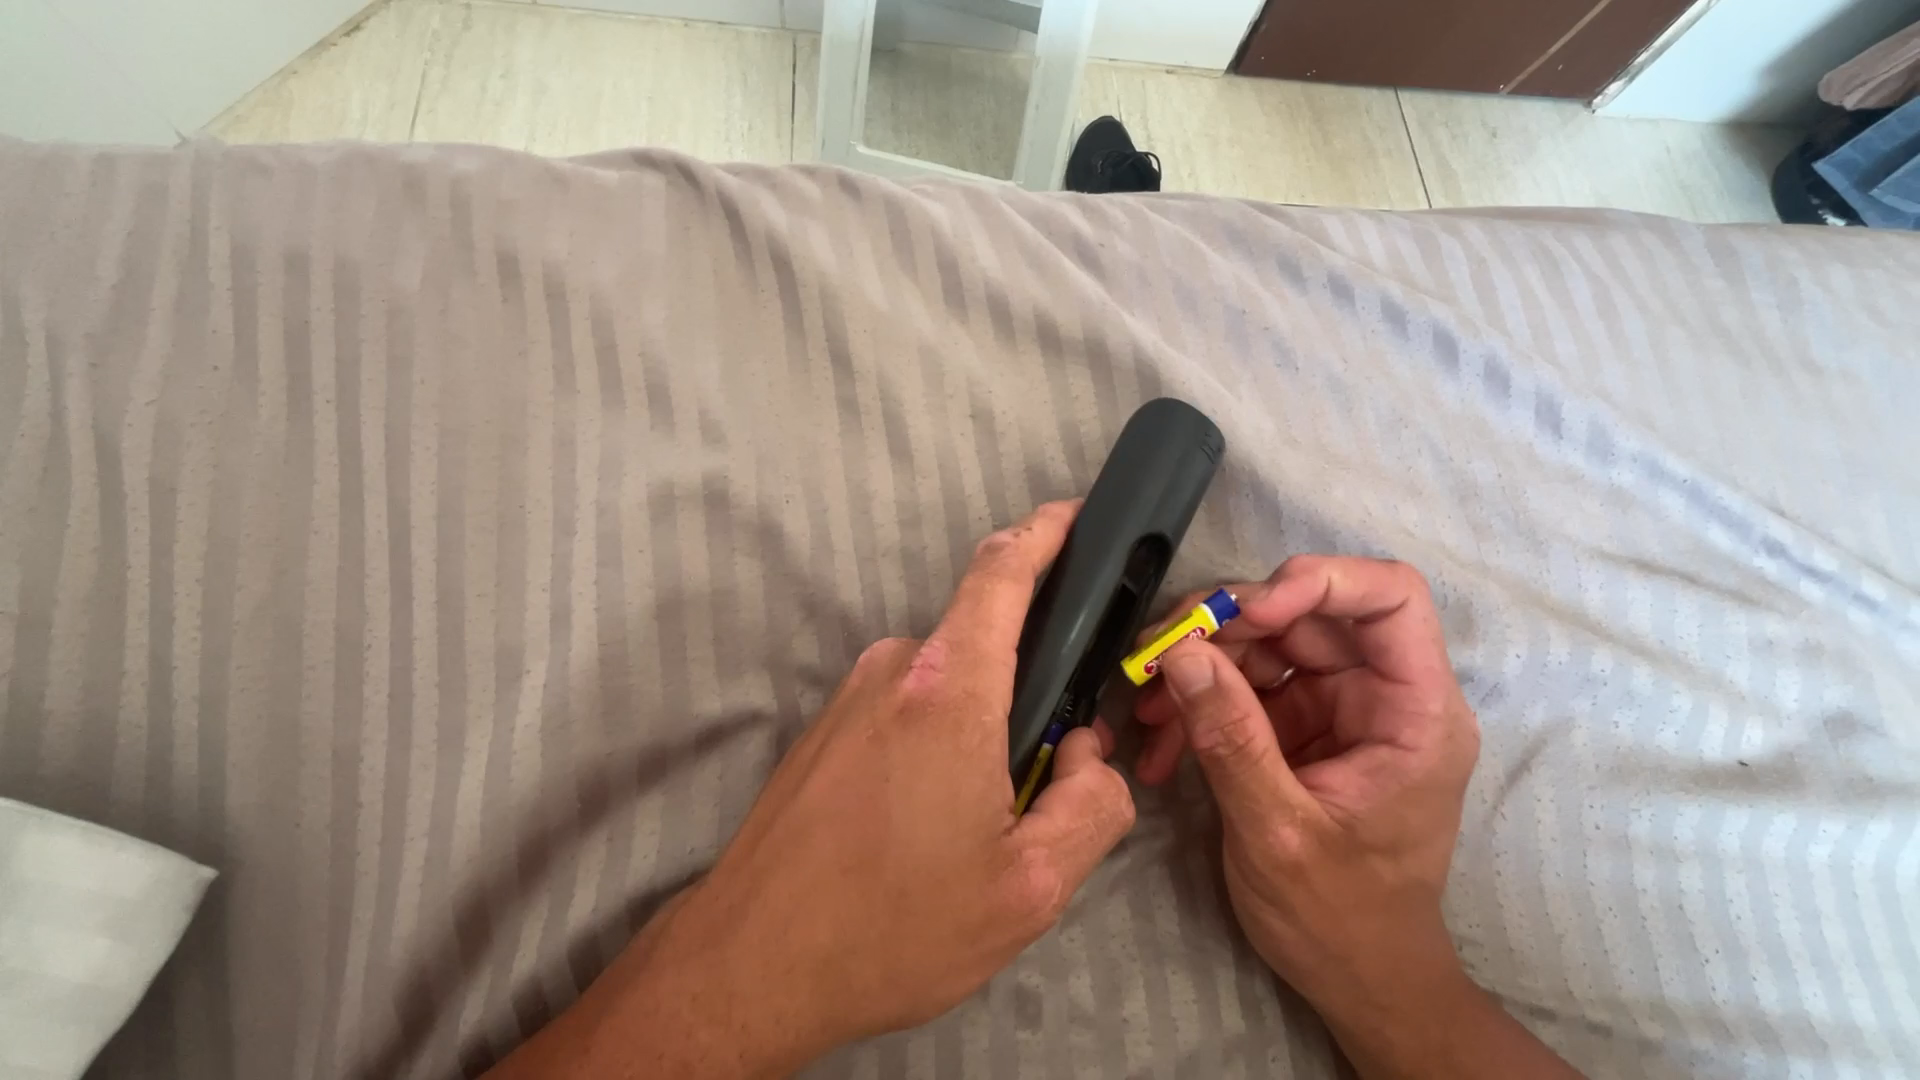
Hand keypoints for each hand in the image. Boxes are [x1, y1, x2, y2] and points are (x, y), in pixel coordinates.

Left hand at [488, 501, 1135, 1078]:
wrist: (749, 963)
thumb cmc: (893, 924)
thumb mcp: (1029, 887)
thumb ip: (1091, 806)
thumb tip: (1087, 753)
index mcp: (950, 688)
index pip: (1002, 571)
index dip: (1045, 531)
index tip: (1078, 516)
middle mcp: (895, 669)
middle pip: (986, 641)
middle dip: (1031, 687)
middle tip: (1044, 775)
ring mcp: (852, 694)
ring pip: (950, 685)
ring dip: (983, 729)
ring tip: (978, 820)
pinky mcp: (826, 726)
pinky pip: (907, 709)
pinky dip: (939, 743)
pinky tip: (927, 823)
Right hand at [1133, 557, 1479, 1032]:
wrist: (1355, 979)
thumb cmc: (1340, 919)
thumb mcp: (1278, 831)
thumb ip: (1231, 738)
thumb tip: (1181, 653)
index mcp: (1413, 711)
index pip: (1388, 598)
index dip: (1316, 583)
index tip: (1242, 613)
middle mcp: (1377, 694)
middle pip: (1302, 615)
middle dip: (1221, 630)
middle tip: (1153, 659)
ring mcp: (1333, 707)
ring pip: (1260, 646)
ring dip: (1195, 668)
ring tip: (1144, 711)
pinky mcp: (1296, 726)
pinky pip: (1240, 686)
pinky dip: (1194, 704)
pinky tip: (1159, 744)